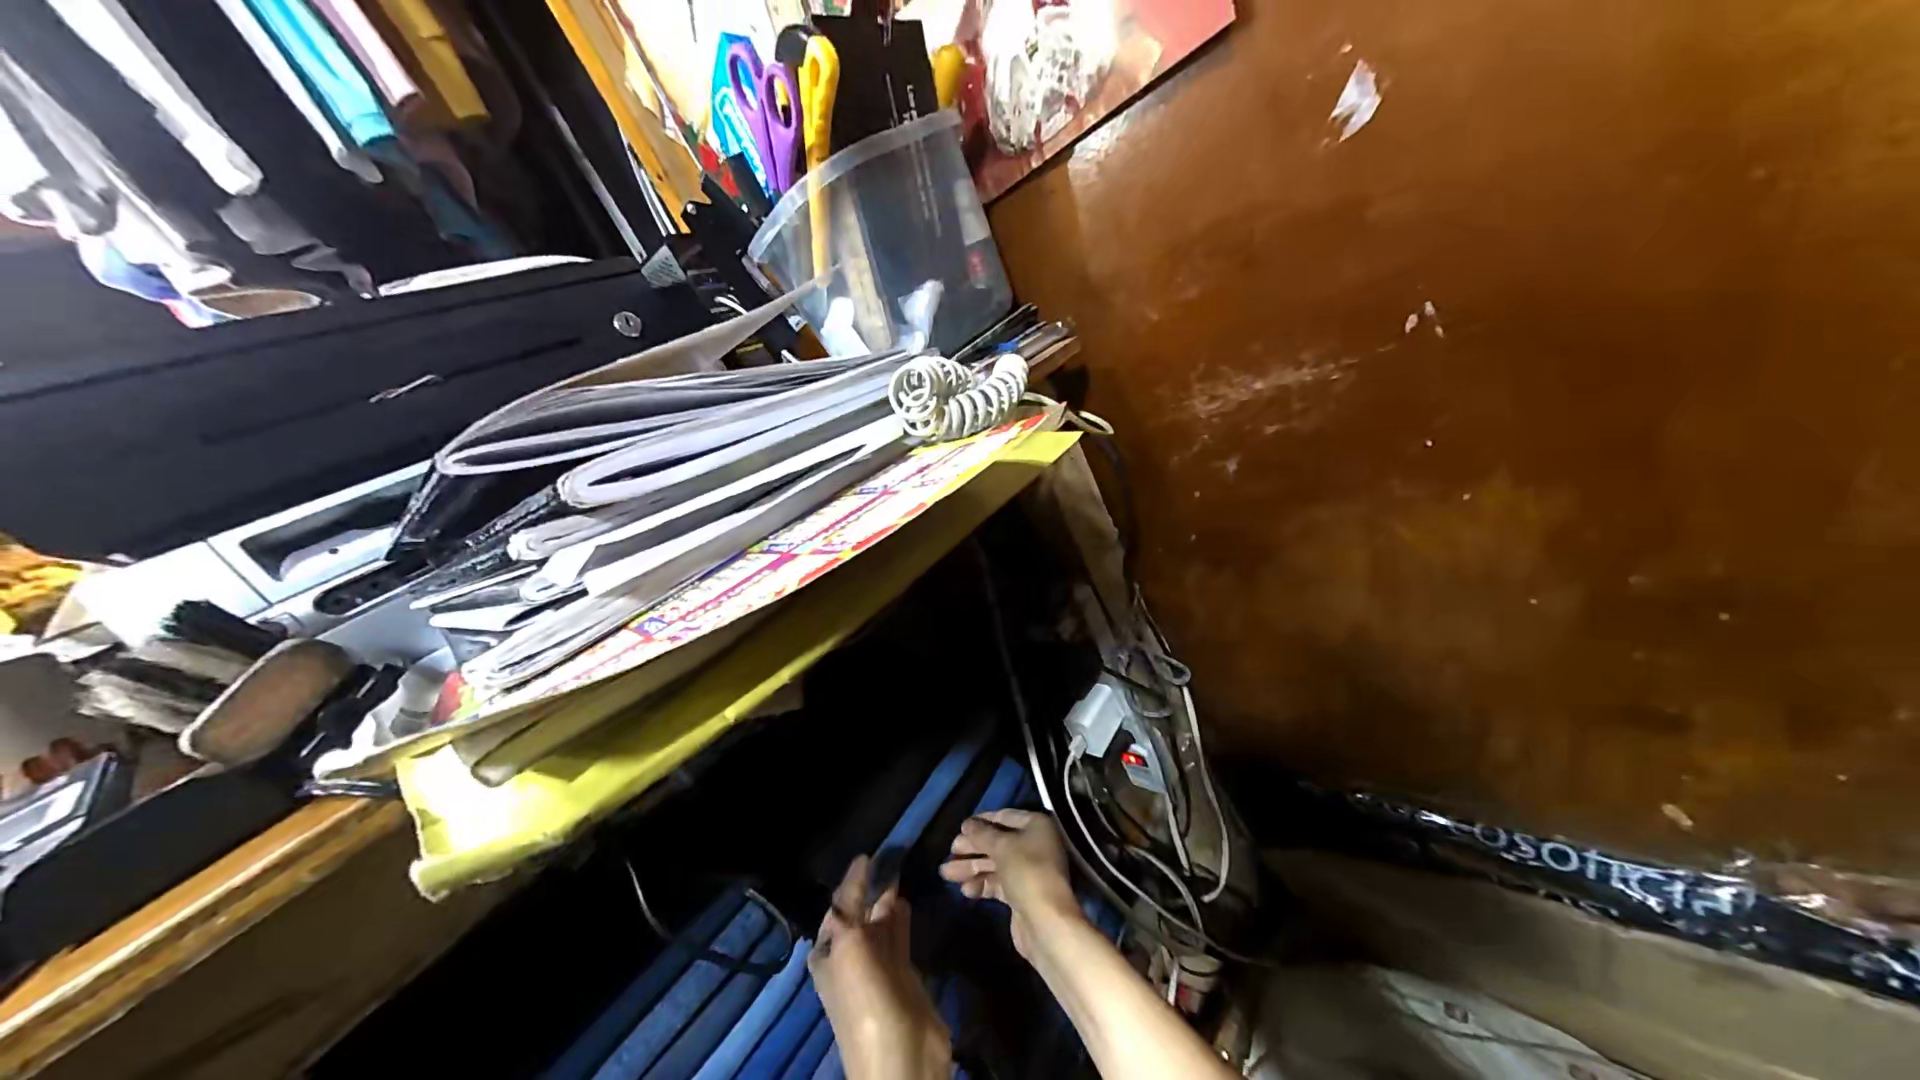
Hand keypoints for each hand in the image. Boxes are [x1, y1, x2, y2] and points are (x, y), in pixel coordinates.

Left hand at [809, 856, 950, 1079]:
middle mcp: (850, 957)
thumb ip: (850, 908)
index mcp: (829, 953)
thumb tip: (858, 870)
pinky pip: (899, 937)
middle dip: (869, 887)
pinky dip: (901, 918)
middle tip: (888, 855)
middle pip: (860, 913)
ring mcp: (879, 967)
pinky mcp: (904, 975)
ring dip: (887, 899)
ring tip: (898, 870)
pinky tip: (906, 900)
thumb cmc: (866, 1000)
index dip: (851, 882)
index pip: (839, 907)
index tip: (866, 855)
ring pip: (881, 923)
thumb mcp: (848, 948)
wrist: (901, 1058)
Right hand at [939, 809, 1084, 958]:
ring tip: (947, 873)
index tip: (960, 827)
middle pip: (997, 842)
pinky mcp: (1020, 894)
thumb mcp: (1002, 846)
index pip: (1004, 816)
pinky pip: (997, 883)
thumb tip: (967, 824)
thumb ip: (982, 834)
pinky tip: (965, 890)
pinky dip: (981, 884)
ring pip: (994, 864)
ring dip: (971, 867)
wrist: (1046, 922)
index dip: (981, 821)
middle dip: (973, 847)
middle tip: (951, 850)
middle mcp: (1034, 845)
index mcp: (1036, 826)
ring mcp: (1027, 871)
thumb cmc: (1026, 872)